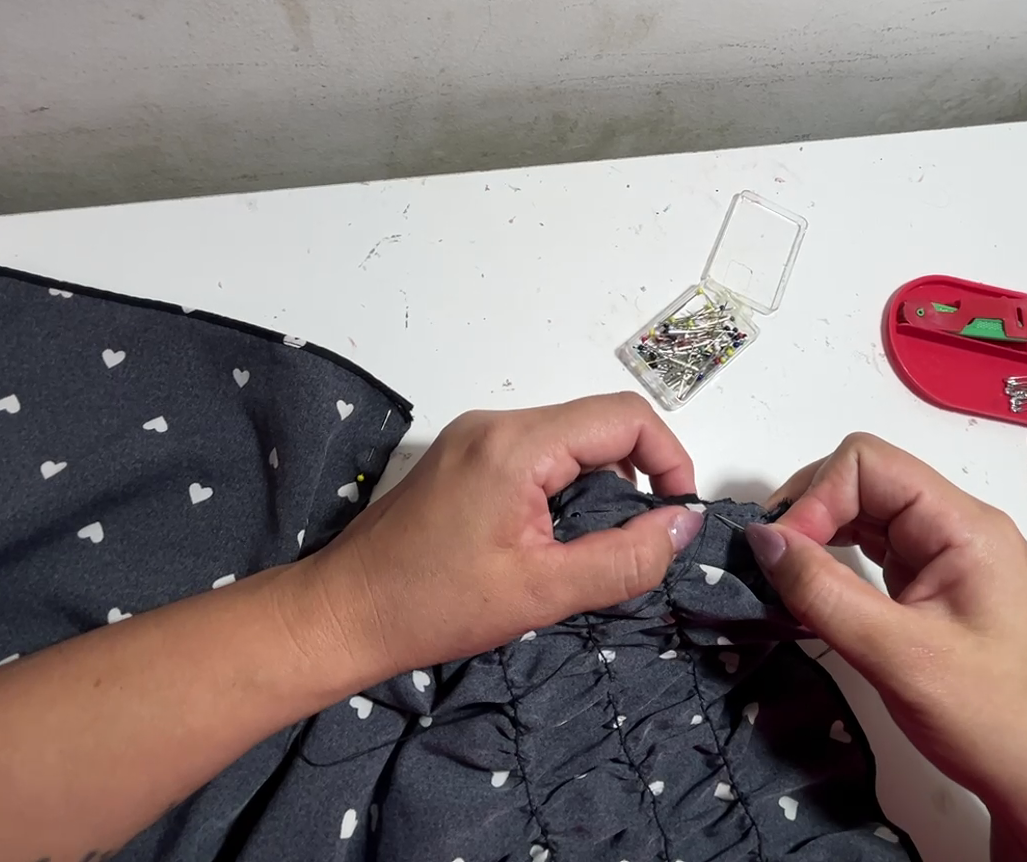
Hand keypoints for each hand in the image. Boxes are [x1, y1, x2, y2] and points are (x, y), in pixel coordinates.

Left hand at [294, 393, 704, 679]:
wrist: (343, 611)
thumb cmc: (434, 605)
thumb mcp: (542, 592)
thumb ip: (624, 557)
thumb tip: (682, 524)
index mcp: (516, 443)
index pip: (623, 415)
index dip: (668, 456)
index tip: (675, 513)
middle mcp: (496, 422)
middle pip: (596, 422)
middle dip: (636, 471)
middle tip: (637, 535)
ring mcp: (476, 434)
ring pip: (569, 436)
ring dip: (600, 478)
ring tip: (594, 539)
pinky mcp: (465, 452)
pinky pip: (537, 450)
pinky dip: (566, 481)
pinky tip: (554, 531)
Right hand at [743, 434, 1026, 861]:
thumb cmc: (992, 720)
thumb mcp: (899, 656)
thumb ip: (823, 590)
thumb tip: (760, 536)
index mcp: (963, 525)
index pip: (868, 463)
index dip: (816, 495)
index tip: (786, 552)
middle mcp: (956, 525)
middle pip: (863, 479)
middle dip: (811, 510)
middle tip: (778, 564)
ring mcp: (946, 553)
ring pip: (864, 510)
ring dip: (819, 533)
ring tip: (789, 575)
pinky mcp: (935, 582)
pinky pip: (873, 545)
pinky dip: (836, 558)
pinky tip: (818, 587)